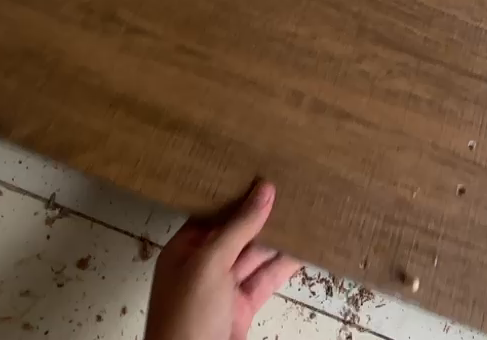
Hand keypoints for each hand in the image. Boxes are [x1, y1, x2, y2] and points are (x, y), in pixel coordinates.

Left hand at [145, 181, 303, 339]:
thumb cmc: (188, 317)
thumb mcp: (210, 264)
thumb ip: (239, 227)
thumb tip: (265, 189)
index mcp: (184, 251)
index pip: (213, 213)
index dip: (236, 193)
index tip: (262, 170)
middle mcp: (203, 267)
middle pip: (237, 232)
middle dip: (261, 214)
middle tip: (290, 185)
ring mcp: (223, 290)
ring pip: (254, 255)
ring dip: (277, 238)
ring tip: (302, 210)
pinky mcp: (241, 309)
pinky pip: (265, 280)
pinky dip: (284, 266)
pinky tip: (302, 249)